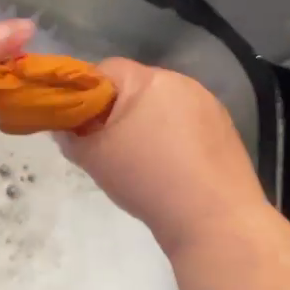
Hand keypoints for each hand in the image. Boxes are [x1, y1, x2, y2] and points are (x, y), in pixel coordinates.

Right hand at [58, 59, 267, 251]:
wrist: (214, 219)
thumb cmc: (147, 179)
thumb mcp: (94, 159)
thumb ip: (70, 137)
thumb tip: (63, 128)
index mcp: (148, 80)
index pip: (105, 70)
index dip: (86, 95)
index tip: (81, 127)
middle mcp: (182, 82)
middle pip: (136, 88)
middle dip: (118, 112)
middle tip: (108, 149)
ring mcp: (209, 105)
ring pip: (163, 107)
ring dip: (148, 126)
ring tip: (142, 164)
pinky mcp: (226, 129)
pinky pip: (187, 125)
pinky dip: (174, 140)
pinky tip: (171, 171)